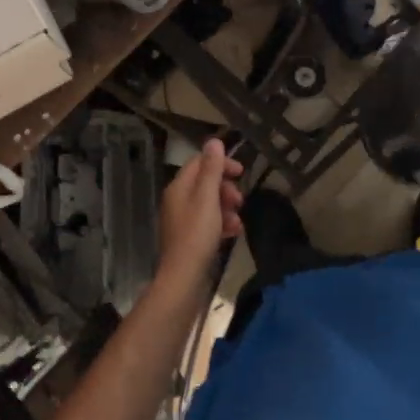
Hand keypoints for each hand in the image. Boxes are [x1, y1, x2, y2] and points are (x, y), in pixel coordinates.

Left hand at [155, 138, 243, 293]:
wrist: (184, 278)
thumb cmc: (197, 234)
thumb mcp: (207, 197)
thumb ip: (212, 169)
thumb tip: (214, 140)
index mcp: (178, 187)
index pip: (199, 162)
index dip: (221, 163)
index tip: (241, 172)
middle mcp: (177, 200)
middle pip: (205, 183)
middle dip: (225, 188)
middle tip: (239, 199)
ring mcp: (182, 220)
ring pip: (209, 203)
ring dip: (227, 207)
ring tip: (238, 221)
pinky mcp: (189, 238)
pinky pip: (208, 222)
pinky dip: (222, 223)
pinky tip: (234, 232)